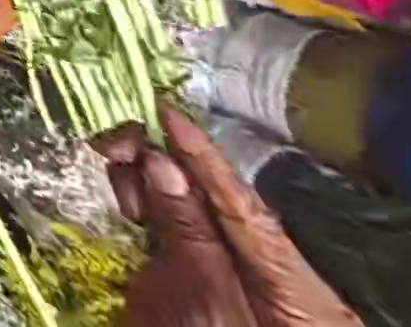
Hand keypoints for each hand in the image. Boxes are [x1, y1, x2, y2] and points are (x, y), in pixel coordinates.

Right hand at [95, 107, 361, 326]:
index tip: (166, 112)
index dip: (203, 157)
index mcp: (294, 286)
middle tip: (116, 145)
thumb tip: (160, 162)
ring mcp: (232, 274)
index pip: (243, 206)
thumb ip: (188, 233)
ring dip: (147, 178)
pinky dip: (146, 202)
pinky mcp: (196, 276)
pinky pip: (173, 225)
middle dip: (163, 163)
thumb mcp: (205, 298)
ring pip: (189, 206)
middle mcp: (268, 272)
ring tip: (117, 171)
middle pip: (215, 200)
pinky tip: (128, 197)